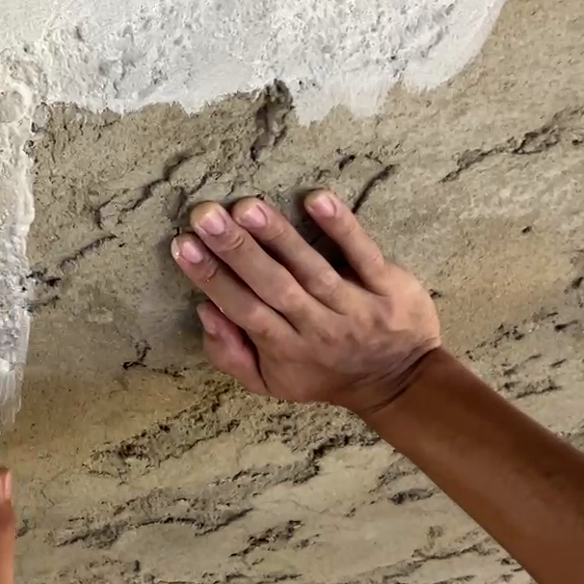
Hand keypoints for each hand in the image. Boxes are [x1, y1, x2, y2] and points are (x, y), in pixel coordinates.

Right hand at [170, 189, 441, 415]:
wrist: (402, 384)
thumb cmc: (320, 374)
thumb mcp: (268, 382)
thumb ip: (228, 353)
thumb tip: (205, 310)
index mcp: (283, 346)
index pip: (241, 308)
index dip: (210, 277)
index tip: (182, 244)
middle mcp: (316, 325)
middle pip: (271, 285)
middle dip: (235, 249)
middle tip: (204, 215)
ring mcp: (354, 305)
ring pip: (310, 267)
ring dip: (277, 236)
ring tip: (245, 206)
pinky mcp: (388, 286)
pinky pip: (363, 254)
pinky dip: (341, 227)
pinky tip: (316, 198)